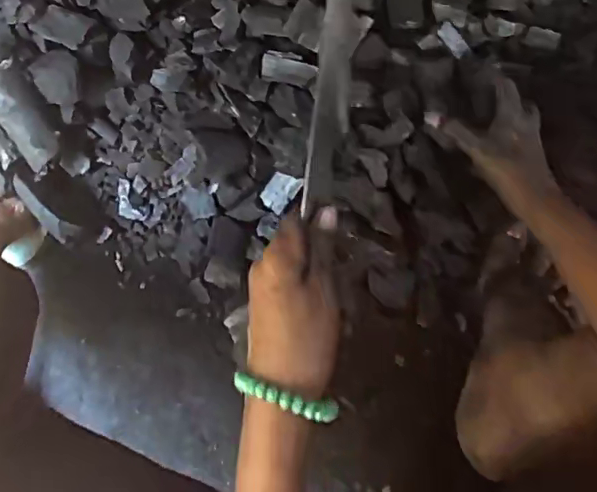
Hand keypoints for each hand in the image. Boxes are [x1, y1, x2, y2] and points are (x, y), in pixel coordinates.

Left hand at [247, 207, 341, 399]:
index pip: (294, 219)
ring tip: (331, 295)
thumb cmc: (308, 337)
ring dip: (307, 269)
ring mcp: (256, 281)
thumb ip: (323, 249)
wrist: (279, 387)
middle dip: (314, 250)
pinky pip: (281, 278)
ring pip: (287, 261)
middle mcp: (260, 260)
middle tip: (340, 273)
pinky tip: (314, 307)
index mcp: (275, 253)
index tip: (338, 235)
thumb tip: (326, 210)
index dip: (315, 221)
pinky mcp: (258, 300)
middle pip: (290, 240)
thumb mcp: (325, 292)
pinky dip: (298, 284)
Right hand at [428, 70, 555, 197]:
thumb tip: (430, 114)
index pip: (506, 87)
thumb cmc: (508, 169)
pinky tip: (497, 138)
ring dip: (511, 113)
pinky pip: (522, 135)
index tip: (479, 68)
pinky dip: (511, 131)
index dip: (494, 76)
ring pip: (523, 119)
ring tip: (492, 114)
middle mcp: (526, 123)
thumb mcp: (477, 149)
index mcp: (513, 115)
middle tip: (488, 93)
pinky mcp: (533, 156)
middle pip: (521, 102)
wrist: (539, 203)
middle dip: (508, 95)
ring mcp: (532, 140)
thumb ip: (455, 131)